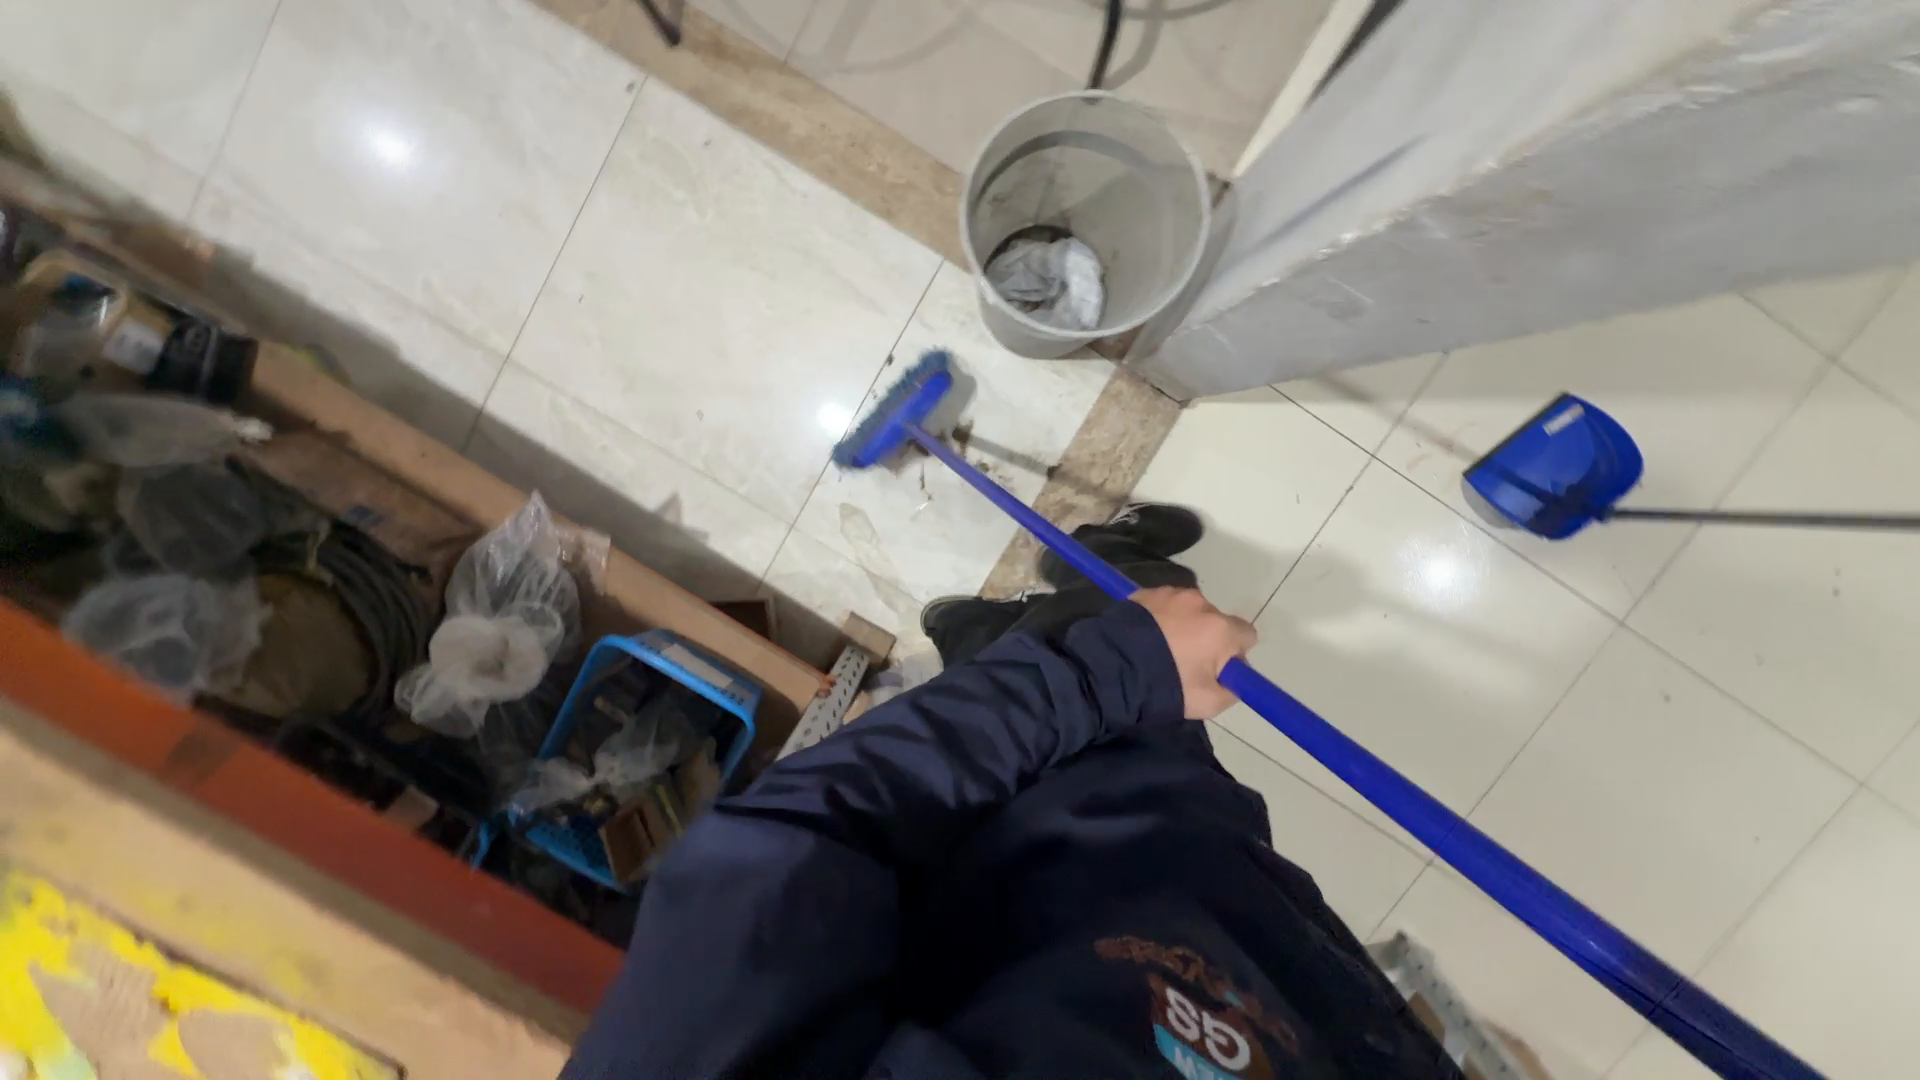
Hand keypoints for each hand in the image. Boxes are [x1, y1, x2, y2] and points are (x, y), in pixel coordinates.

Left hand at [1130, 587, 1256, 719]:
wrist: (1113, 667)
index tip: (1218, 668)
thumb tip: (1233, 676)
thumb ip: (1232, 688)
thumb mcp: (1210, 702)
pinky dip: (1158, 618)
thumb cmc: (1166, 685)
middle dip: (1206, 638)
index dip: (1235, 653)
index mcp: (1221, 627)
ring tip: (1159, 649)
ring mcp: (1169, 593)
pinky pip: (1162, 605)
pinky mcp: (1144, 592)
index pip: (1246, 635)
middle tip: (1184, 662)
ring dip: (1181, 625)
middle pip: (1215, 620)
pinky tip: (1144, 637)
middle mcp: (1199, 602)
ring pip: (1187, 610)